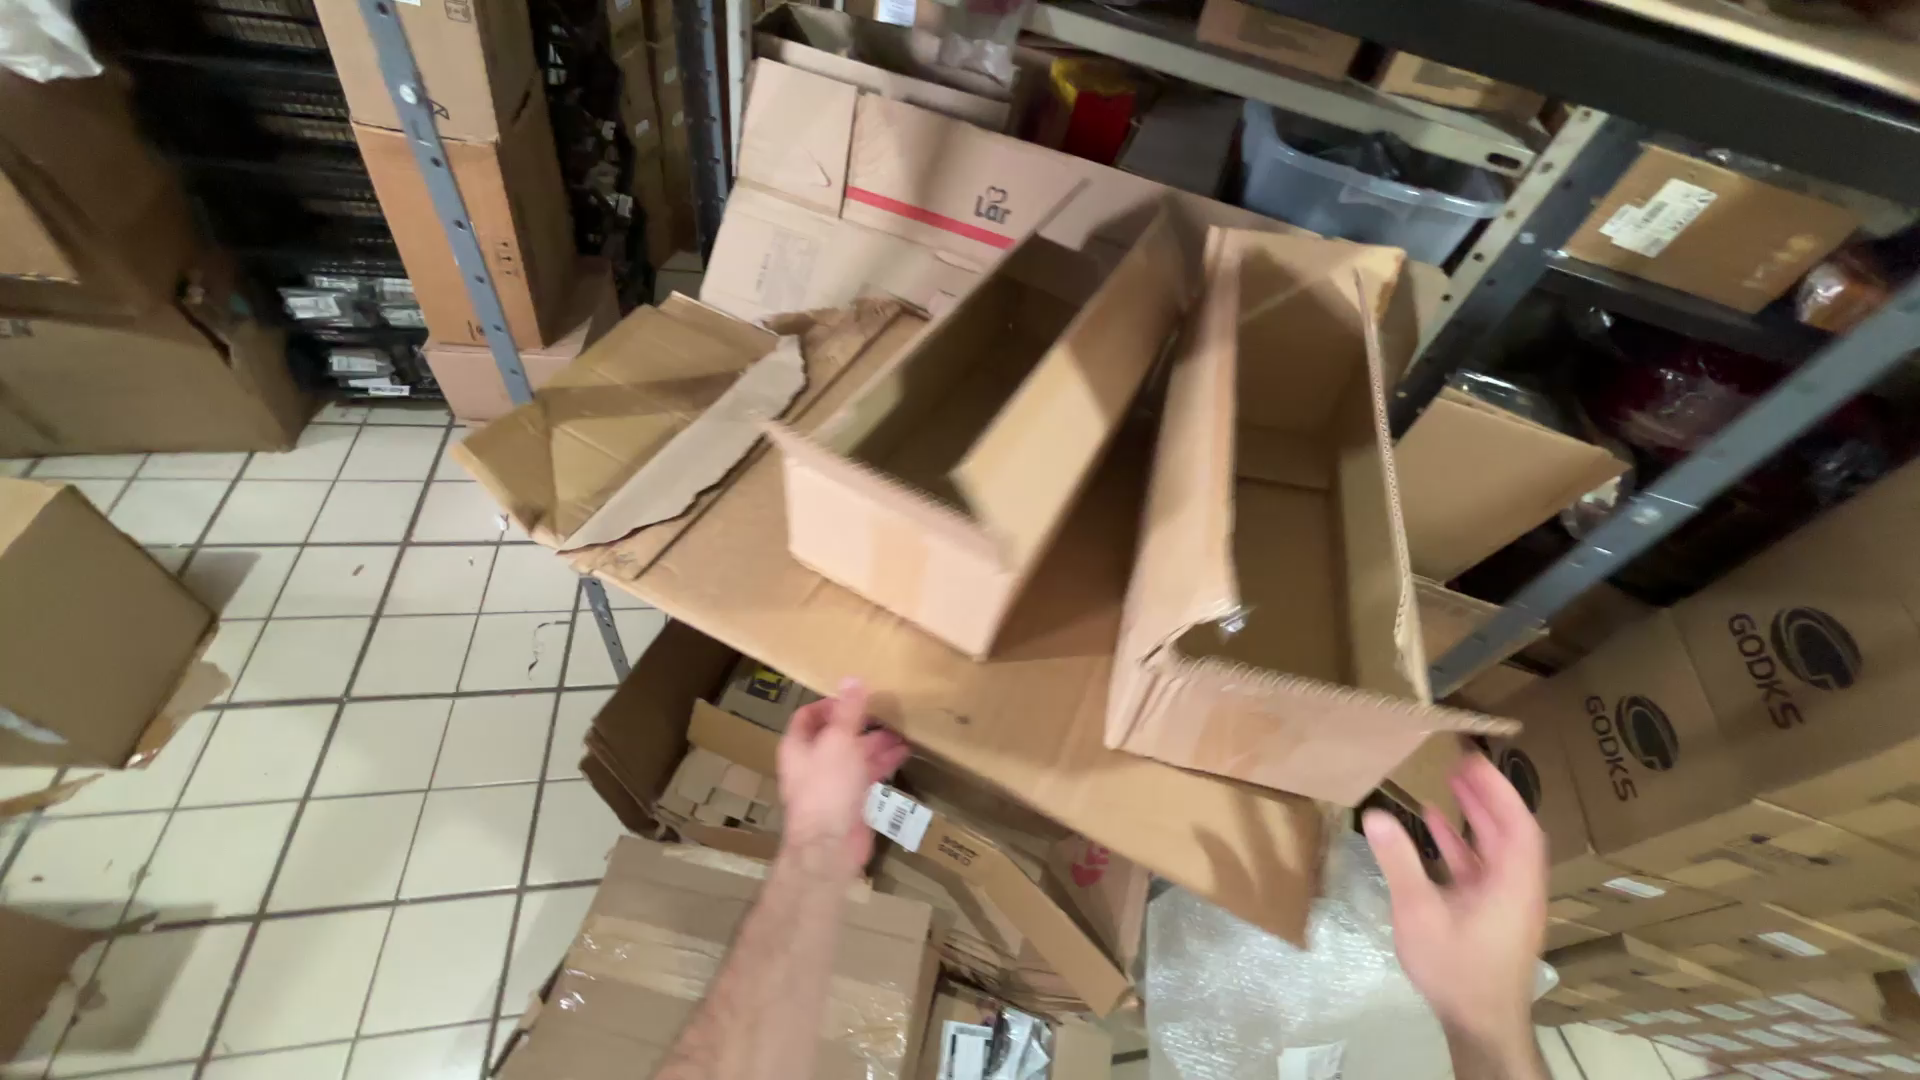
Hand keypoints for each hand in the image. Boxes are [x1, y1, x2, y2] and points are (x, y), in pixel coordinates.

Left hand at [776, 678, 911, 877]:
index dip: (829, 703)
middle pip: (836, 735)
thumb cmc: (828, 788)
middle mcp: (812, 763)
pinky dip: (883, 763)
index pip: (808, 715)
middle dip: (862, 723)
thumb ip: (848, 710)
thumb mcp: (839, 741)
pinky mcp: (850, 802)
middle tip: (888, 710)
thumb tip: (852, 678)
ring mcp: (831, 784)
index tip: (856, 695)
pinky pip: (867, 775)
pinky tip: (904, 754)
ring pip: (855, 755)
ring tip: (903, 730)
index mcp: (799, 746)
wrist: (831, 847)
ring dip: (877, 742)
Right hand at [1362, 753, 1546, 1057]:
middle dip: (1488, 793)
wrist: (1480, 1024)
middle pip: (1511, 831)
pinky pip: (1481, 866)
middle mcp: (1517, 888)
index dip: (1499, 789)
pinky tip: (1432, 826)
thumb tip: (1374, 813)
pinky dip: (1460, 842)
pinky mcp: (1490, 913)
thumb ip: (1399, 861)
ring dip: (1476, 814)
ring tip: (1450, 780)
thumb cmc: (1455, 967)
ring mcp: (1505, 902)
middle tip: (1460, 758)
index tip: (1475, 758)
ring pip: (1497, 848)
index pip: (1516, 824)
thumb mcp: (1418, 912)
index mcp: (1512, 884)